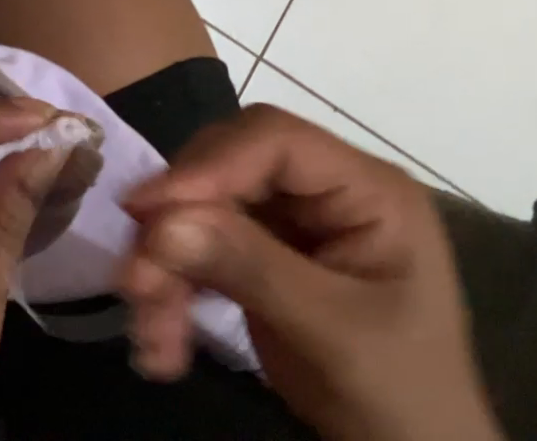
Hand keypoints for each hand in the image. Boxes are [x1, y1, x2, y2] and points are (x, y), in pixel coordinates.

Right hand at [119, 104, 502, 440]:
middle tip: (136, 278)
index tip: (147, 211)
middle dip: (176, 221)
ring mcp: (292, 220)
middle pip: (226, 168)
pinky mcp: (262, 252)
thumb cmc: (401, 395)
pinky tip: (162, 338)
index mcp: (366, 188)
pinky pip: (198, 245)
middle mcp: (324, 188)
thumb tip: (159, 223)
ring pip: (201, 208)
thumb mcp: (333, 332)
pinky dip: (172, 286)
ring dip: (165, 264)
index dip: (207, 167)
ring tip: (150, 330)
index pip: (273, 140)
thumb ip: (249, 267)